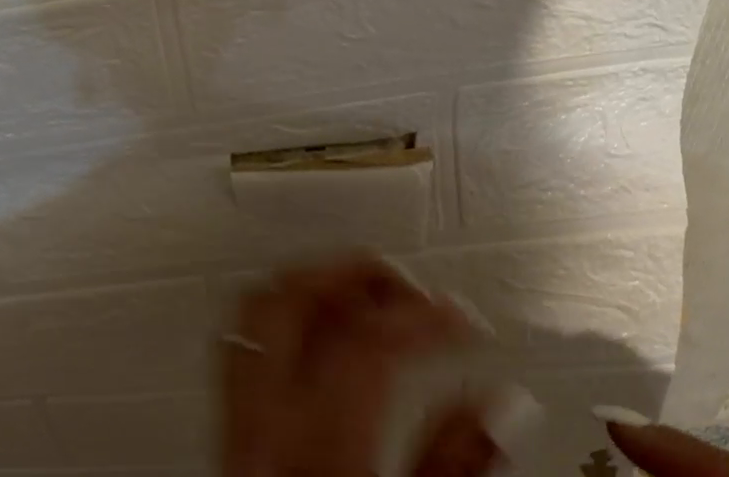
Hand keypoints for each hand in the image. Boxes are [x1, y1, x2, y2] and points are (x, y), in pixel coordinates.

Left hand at [221, 255, 495, 476]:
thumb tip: (500, 403)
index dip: (428, 316)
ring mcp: (235, 423)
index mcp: (320, 448)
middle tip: (408, 284)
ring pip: (255, 307)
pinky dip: (281, 313)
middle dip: (354, 272)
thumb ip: (456, 463)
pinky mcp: (228, 433)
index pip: (373, 343)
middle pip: (291, 300)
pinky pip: (240, 340)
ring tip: (365, 293)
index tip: (467, 318)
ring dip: (312, 284)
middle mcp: (265, 424)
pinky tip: (317, 327)